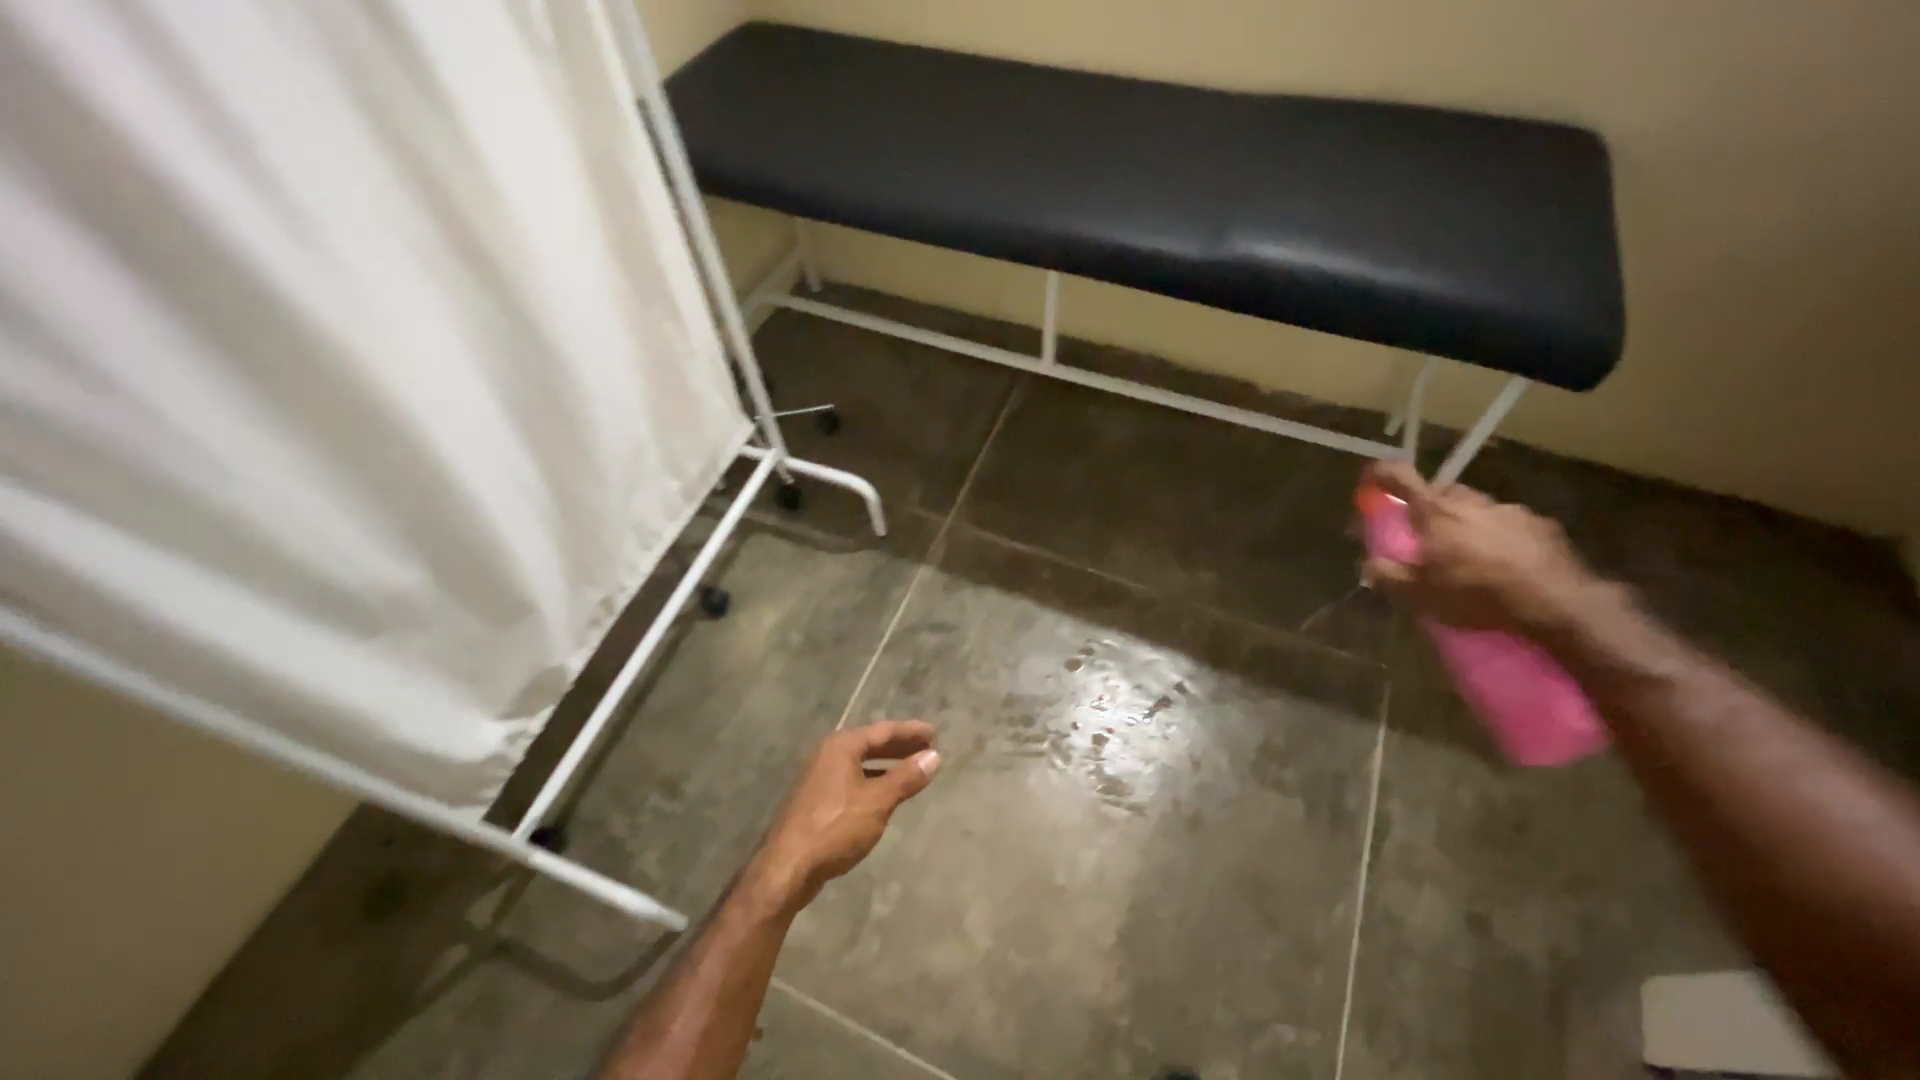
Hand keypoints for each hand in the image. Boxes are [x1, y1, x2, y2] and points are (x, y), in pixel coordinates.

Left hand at [744, 721, 940, 915]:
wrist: (788, 867)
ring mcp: (819, 778)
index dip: (910, 731)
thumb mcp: (877, 802)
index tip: (934, 732)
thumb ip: (906, 778)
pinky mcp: (816, 800)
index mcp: (841, 747)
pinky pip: (852, 780)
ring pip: (860, 763)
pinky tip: (885, 795)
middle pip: (870, 744)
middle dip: (899, 746)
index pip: (883, 731)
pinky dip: (872, 780)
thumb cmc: (835, 828)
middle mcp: (827, 755)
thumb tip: (934, 757)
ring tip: (911, 769)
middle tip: (927, 748)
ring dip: (886, 765)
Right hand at [1363, 462, 1604, 635]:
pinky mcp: (1542, 526)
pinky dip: (1501, 536)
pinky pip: (1512, 524)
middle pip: (1443, 492)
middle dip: (1431, 505)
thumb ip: (1388, 575)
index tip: (1372, 478)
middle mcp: (1472, 503)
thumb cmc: (1476, 594)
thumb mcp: (1419, 595)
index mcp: (1436, 514)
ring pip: (1479, 508)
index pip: (1402, 478)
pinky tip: (1506, 563)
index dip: (1383, 473)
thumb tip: (1368, 563)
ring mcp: (1510, 511)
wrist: (1555, 602)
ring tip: (1470, 554)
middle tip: (1426, 532)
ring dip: (1468, 522)